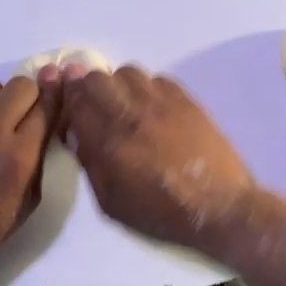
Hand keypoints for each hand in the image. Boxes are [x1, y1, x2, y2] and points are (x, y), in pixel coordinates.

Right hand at [49, 64, 255, 248]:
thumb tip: (78, 136)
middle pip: (96, 78)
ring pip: (127, 72)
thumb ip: (90, 165)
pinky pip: (157, 78)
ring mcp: (161, 104)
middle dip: (88, 88)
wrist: (218, 208)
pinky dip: (148, 88)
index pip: (75, 101)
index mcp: (108, 144)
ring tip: (125, 104)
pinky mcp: (186, 100)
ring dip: (119, 85)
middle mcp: (131, 115)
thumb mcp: (111, 203)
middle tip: (94, 103)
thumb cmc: (161, 213)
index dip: (67, 97)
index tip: (69, 101)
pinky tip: (153, 108)